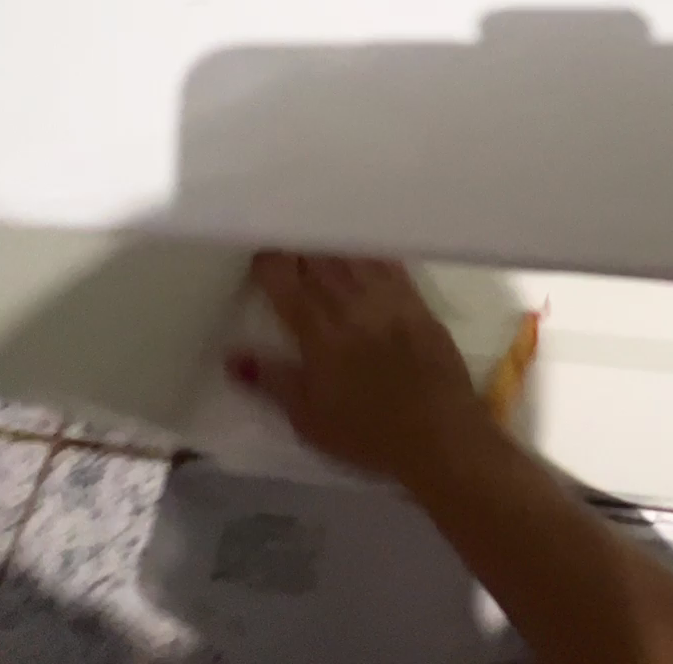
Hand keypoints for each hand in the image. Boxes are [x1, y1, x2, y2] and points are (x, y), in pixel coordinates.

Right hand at [230, 252, 495, 482]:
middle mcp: (352, 306)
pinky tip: (364, 246)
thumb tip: (232, 356)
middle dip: (300, 246)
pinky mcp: (418, 302)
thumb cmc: (368, 434)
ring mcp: (389, 300)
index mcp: (320, 335)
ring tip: (319, 238)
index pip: (286, 284)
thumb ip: (272, 382)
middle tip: (287, 238)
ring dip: (333, 244)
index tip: (260, 252)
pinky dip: (371, 253)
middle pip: (320, 261)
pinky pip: (390, 265)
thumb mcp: (309, 420)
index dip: (269, 262)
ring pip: (354, 257)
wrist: (440, 432)